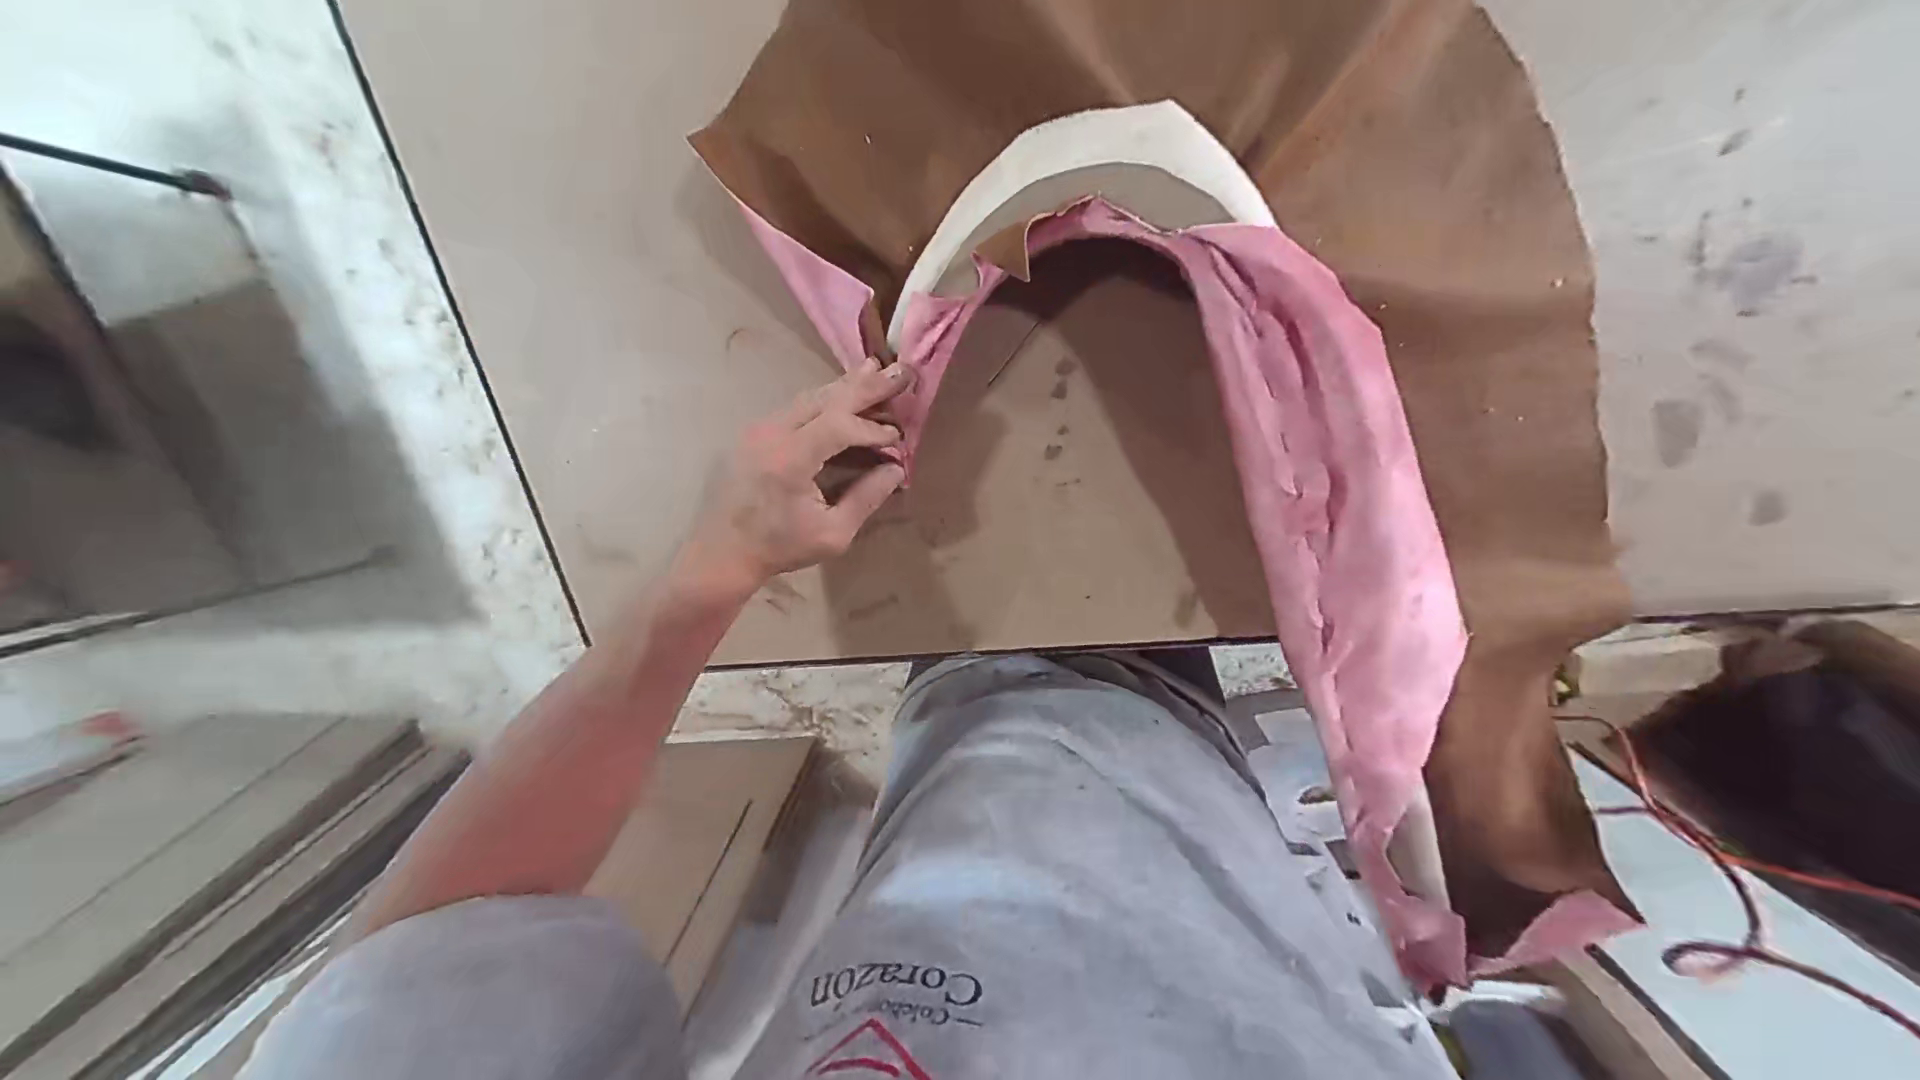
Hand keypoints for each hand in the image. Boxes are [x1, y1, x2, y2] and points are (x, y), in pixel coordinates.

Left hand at [677, 357, 916, 594]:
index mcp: (789, 460)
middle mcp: (771, 434)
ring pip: (809, 397)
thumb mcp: (833, 534)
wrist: (722, 551)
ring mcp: (758, 429)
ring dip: (845, 386)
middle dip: (866, 387)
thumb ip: (866, 498)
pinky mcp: (754, 433)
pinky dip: (825, 400)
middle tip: (900, 371)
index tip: (898, 438)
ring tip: (876, 371)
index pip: (839, 426)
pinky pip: (796, 407)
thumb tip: (897, 469)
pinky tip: (844, 394)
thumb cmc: (779, 547)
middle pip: (825, 399)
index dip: (872, 429)